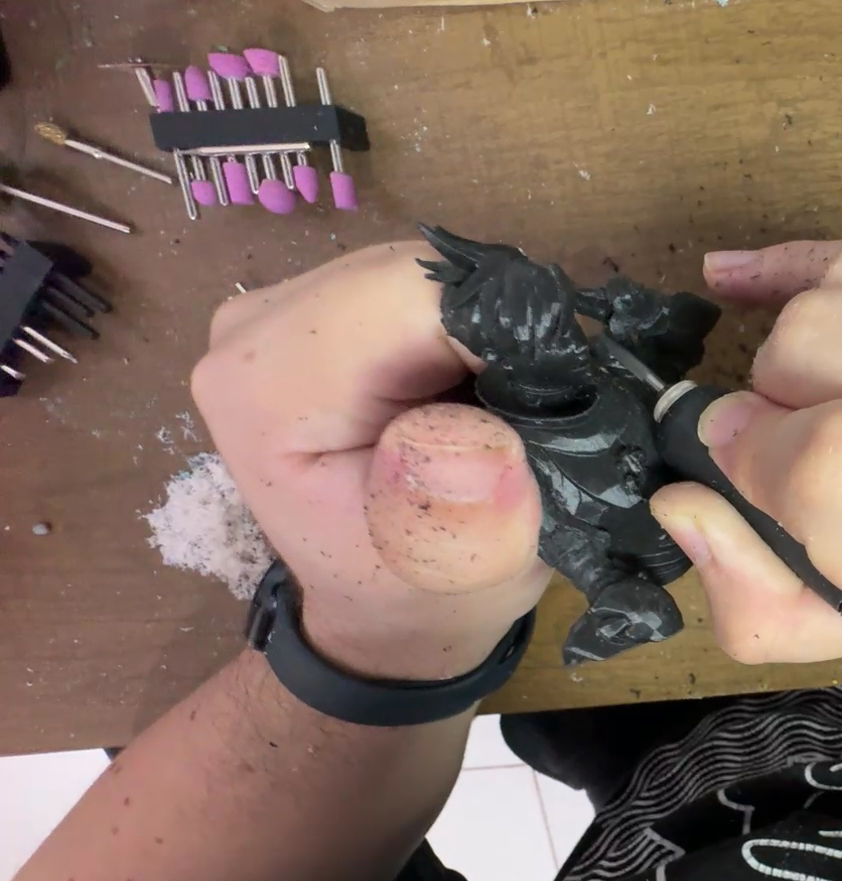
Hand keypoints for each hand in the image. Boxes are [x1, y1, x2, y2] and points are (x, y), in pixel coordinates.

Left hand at [193, 243, 548, 680]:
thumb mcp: (472, 561)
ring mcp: (277, 312)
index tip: (549, 408)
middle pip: (423, 274)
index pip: (423, 299)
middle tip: (537, 409)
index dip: (511, 343)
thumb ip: (480, 491)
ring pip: (427, 273)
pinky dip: (473, 332)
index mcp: (274, 387)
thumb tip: (511, 410)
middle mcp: (254, 328)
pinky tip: (478, 385)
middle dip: (504, 333)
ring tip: (510, 403)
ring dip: (492, 332)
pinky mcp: (314, 313)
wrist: (390, 608)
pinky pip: (420, 289)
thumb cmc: (432, 593)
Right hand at [651, 241, 841, 664]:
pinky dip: (820, 266)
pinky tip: (773, 287)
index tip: (747, 468)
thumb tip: (683, 500)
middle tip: (787, 430)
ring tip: (809, 383)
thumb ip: (762, 595)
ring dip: (800, 332)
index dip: (757, 456)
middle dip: (773, 388)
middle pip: (831, 342)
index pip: (833, 458)